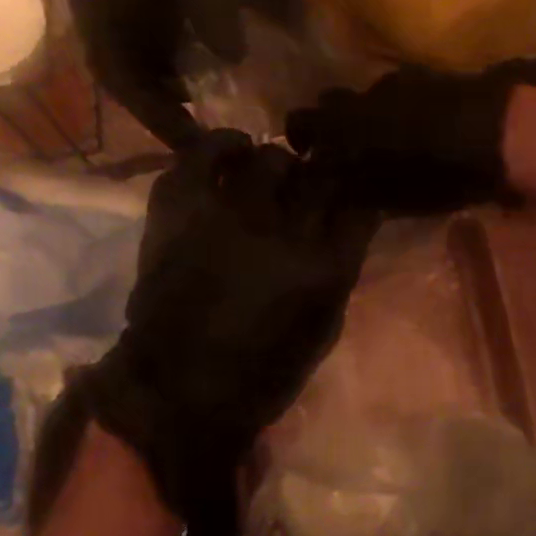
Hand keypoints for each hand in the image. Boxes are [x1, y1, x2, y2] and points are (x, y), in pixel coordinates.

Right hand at [66, 0, 243, 148]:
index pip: (124, 82)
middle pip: (128, 75)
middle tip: (206, 131)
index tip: (192, 141)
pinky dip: (176, 52)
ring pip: (138, 55)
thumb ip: (212, 11)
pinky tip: (207, 61)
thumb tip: (234, 58)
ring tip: (210, 106)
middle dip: (165, 106)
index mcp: (100, 7)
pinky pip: (149, 30)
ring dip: (171, 81)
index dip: (157, 117)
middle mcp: (99, 8)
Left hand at [81, 131, 376, 535]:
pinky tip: (229, 152)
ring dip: (271, 163)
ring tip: (263, 169)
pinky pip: (201, 154)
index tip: (350, 194)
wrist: (176, 389)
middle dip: (313, 177)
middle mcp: (283, 231)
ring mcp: (227, 213)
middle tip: (301, 188)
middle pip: (313, 175)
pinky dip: (217, 146)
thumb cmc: (257, 372)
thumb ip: (339, 269)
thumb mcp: (322, 329)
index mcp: (325, 268)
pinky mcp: (180, 207)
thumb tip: (343, 225)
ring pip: (264, 158)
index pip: (358, 206)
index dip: (356, 193)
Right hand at [288, 60, 535, 214]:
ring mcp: (401, 81)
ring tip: (385, 144)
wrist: (503, 134)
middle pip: (334, 103)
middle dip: (335, 126)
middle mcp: (367, 94)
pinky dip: (397, 111)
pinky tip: (416, 131)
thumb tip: (331, 188)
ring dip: (369, 118)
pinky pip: (399, 94)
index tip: (306, 154)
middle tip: (345, 151)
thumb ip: (354, 189)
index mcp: (350, 122)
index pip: (304, 119)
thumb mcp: (391, 195)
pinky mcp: (430, 78)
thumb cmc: (440, 172)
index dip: (299, 136)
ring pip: (369, 98)